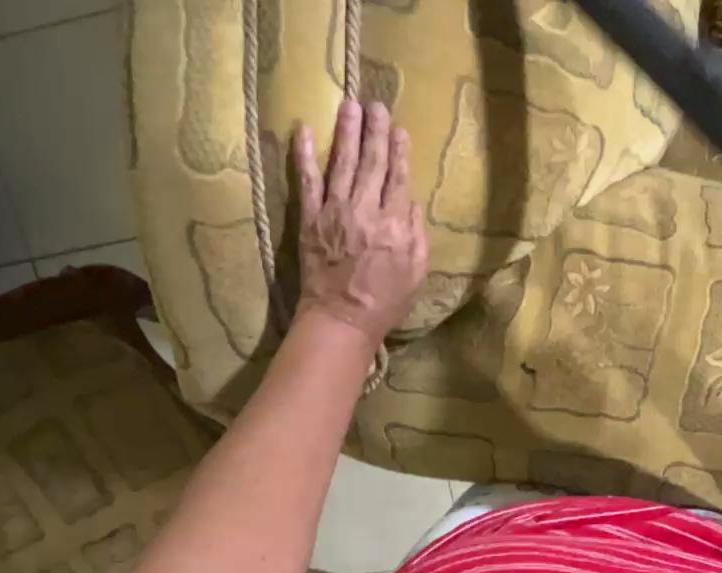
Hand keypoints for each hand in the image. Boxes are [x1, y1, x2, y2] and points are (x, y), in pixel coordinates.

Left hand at [294, 100, 428, 342]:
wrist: (343, 319)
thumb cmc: (385, 302)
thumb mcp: (416, 273)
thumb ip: (416, 235)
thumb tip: (410, 203)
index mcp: (395, 224)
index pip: (399, 178)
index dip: (400, 152)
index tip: (400, 129)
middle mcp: (366, 209)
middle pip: (373, 162)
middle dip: (376, 131)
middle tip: (377, 105)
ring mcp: (336, 211)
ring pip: (343, 163)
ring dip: (346, 132)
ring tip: (350, 106)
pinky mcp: (311, 219)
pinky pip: (307, 181)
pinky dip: (305, 155)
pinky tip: (304, 131)